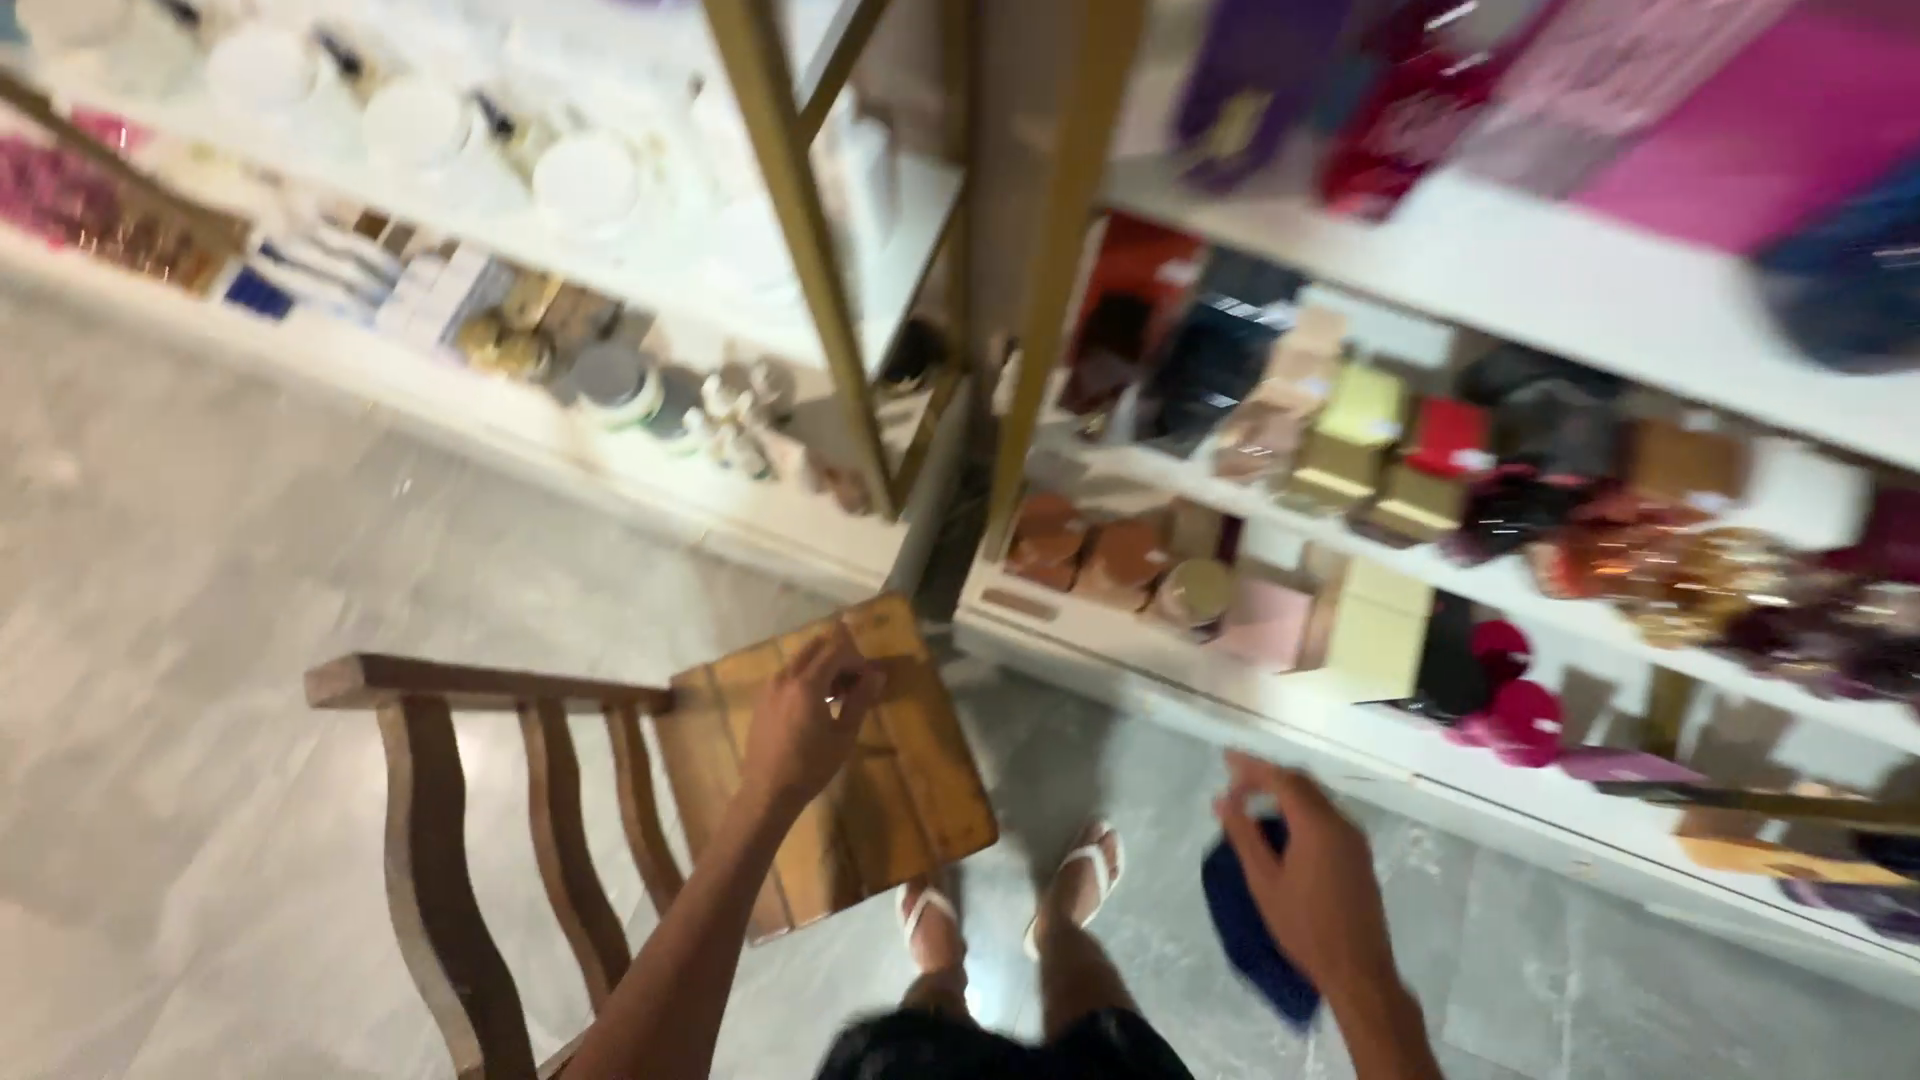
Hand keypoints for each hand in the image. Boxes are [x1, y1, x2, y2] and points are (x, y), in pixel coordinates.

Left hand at [738, 622, 885, 819]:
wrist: (767, 792)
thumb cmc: (811, 767)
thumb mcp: (844, 735)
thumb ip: (861, 700)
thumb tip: (877, 674)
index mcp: (806, 684)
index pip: (836, 651)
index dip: (856, 659)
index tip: (868, 678)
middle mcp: (785, 677)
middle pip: (815, 646)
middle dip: (838, 656)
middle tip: (853, 680)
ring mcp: (770, 686)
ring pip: (800, 659)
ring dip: (822, 666)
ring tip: (838, 695)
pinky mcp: (763, 698)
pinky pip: (788, 674)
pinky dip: (806, 677)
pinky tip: (816, 704)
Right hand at [1213, 751, 1396, 1000]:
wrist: (1359, 971)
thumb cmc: (1304, 927)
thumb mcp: (1264, 881)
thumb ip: (1243, 835)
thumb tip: (1222, 799)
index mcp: (1317, 826)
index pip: (1281, 779)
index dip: (1251, 765)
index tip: (1226, 759)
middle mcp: (1340, 823)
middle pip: (1301, 781)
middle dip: (1266, 774)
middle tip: (1234, 781)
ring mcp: (1354, 839)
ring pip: (1315, 796)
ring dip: (1283, 789)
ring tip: (1251, 798)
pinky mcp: (1358, 853)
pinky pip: (1325, 813)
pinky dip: (1299, 806)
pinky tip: (1280, 823)